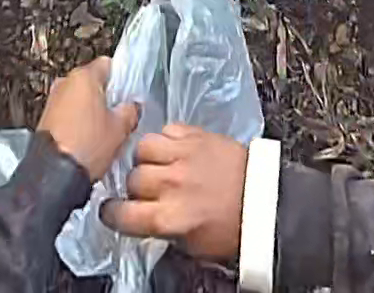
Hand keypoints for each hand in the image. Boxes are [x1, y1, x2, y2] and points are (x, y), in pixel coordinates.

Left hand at [38, 57, 139, 179]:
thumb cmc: (87, 146)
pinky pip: (68, 112)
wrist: (53, 175)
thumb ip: (130, 111)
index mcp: (84, 76)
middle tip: (118, 117)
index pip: (107, 64)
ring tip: (103, 133)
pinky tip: (86, 140)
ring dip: (91, 110)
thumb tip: (133, 106)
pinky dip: (77, 121)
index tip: (128, 95)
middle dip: (106, 97)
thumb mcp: (119, 129)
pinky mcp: (46, 118)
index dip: (121, 79)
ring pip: (79, 97)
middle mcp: (65, 81)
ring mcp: (53, 99)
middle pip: (93, 81)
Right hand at [101, 124, 247, 261]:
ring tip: (156, 165)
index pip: (123, 214)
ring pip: (142, 147)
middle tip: (145, 191)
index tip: (111, 211)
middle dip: (134, 187)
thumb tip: (141, 218)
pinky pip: (165, 129)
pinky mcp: (194, 133)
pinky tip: (173, 150)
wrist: (262, 200)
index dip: (112, 213)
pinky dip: (165, 139)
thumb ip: (163, 230)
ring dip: (145, 158)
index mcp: (170, 218)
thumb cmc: (229, 228)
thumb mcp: (193, 245)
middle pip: (132, 178)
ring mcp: (182, 154)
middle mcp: (171, 183)